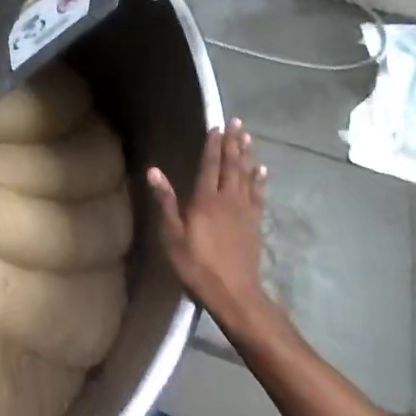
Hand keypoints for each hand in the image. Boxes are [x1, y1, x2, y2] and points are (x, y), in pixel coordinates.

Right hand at [146, 119, 277, 333]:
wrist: (233, 292)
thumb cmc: (196, 264)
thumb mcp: (173, 235)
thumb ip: (166, 201)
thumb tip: (154, 171)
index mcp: (205, 200)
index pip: (209, 165)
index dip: (212, 145)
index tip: (216, 126)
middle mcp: (228, 199)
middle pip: (231, 165)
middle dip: (233, 143)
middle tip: (236, 122)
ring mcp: (245, 211)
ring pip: (247, 176)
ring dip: (246, 155)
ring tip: (248, 138)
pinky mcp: (255, 223)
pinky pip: (258, 194)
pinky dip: (260, 180)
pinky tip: (261, 170)